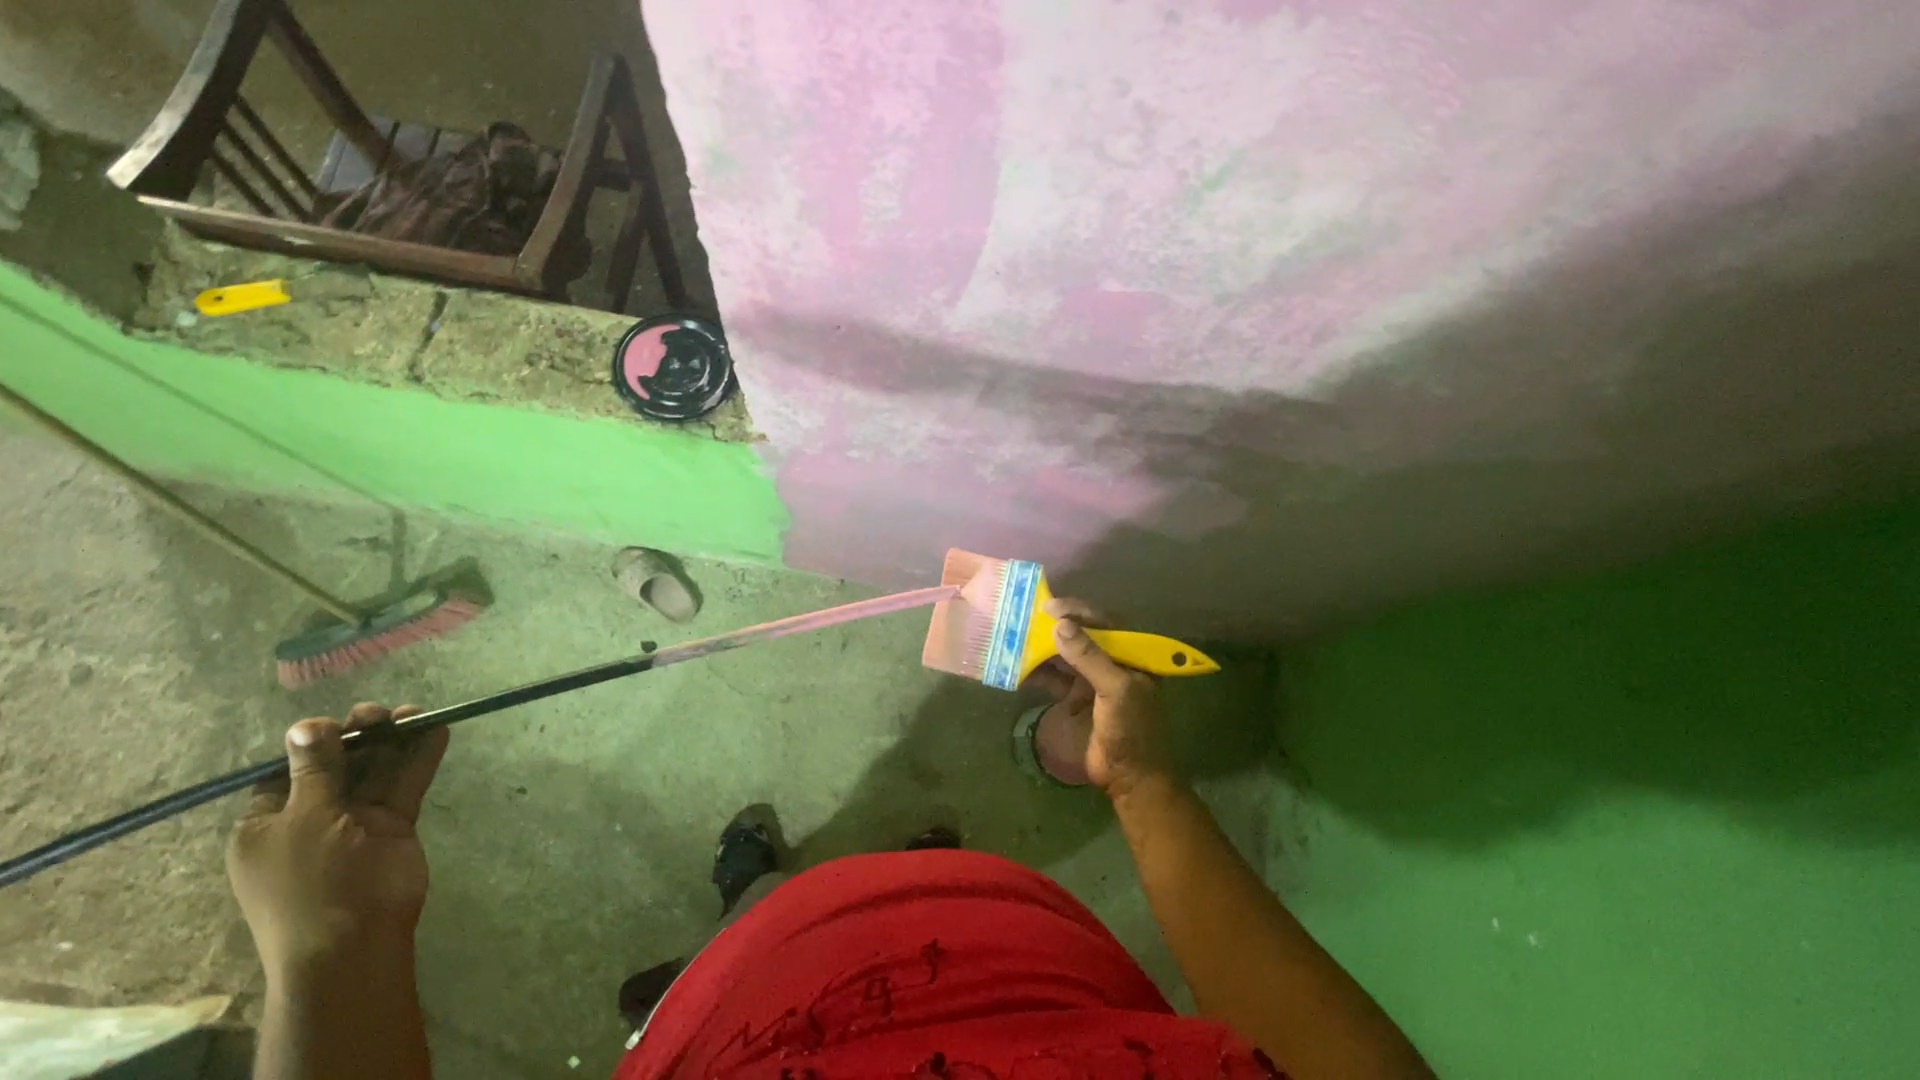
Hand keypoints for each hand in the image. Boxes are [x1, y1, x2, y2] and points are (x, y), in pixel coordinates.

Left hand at [228, 703, 448, 977]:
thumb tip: (307, 725)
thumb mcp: (301, 820)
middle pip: (338, 764)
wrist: (352, 940)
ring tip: (414, 712)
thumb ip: (313, 770)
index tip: (334, 724)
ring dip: (393, 741)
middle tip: (378, 715)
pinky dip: (420, 758)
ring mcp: (356, 822)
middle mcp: (311, 818)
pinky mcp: (394, 826)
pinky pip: (405, 784)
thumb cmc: (309, 882)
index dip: (311, 743)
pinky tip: (435, 730)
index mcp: (268, 822)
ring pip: (376, 770)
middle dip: (358, 736)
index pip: (286, 770)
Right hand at [1030, 599, 1174, 797]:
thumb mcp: (1115, 690)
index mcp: (1131, 654)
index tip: (1049, 607)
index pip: (1104, 622)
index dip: (1077, 611)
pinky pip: (1055, 678)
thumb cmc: (1132, 729)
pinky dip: (1038, 672)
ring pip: (1065, 655)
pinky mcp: (1077, 698)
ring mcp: (1094, 680)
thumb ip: (1089, 657)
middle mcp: (1112, 661)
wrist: (1129, 776)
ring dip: (1042, 648)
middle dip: (1055, 627)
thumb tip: (1060, 625)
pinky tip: (1018, 667)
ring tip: (1017, 637)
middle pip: (1081, 636)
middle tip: (1027, 618)